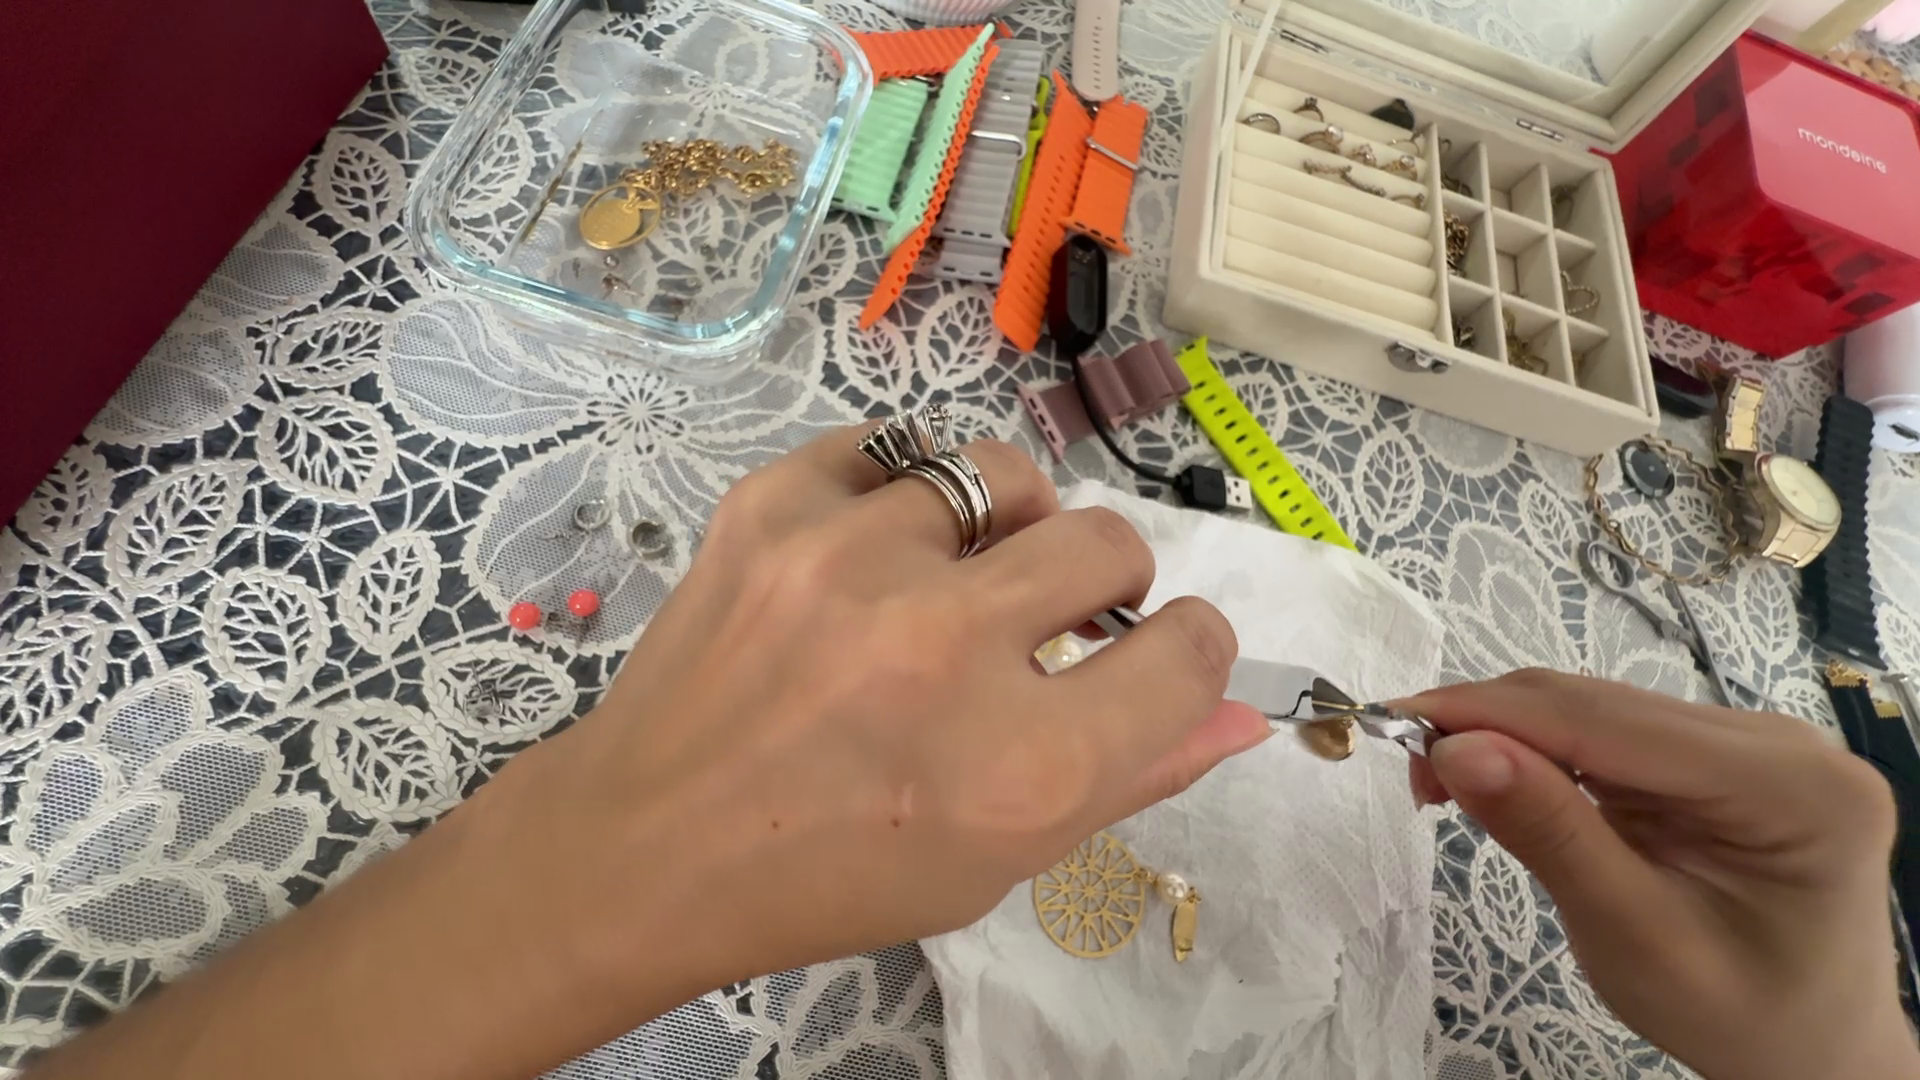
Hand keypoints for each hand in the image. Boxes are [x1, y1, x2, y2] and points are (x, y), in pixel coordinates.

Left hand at [534, 424, 1268, 981]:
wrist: (647, 845)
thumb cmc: (838, 871)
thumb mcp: (1002, 860)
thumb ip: (1135, 776)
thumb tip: (1240, 709)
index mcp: (1020, 766)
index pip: (1187, 658)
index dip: (1189, 648)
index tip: (1151, 646)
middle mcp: (943, 647)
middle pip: (1106, 544)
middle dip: (1105, 579)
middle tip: (1048, 613)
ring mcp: (848, 561)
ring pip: (1003, 473)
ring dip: (1010, 524)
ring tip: (965, 568)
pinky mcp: (770, 508)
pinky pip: (891, 448)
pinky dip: (906, 492)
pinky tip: (880, 544)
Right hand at [1405, 671, 1917, 1079]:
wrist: (1801, 1042)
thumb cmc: (1731, 1012)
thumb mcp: (1634, 937)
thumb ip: (1549, 835)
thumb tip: (1453, 747)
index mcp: (1787, 785)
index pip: (1600, 722)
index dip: (1486, 712)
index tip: (1391, 722)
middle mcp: (1769, 740)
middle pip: (1583, 703)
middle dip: (1480, 723)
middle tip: (1411, 772)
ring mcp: (1735, 738)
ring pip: (1574, 705)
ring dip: (1492, 731)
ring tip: (1440, 782)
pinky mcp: (1697, 747)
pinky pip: (1585, 725)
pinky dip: (1520, 743)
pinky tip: (1490, 774)